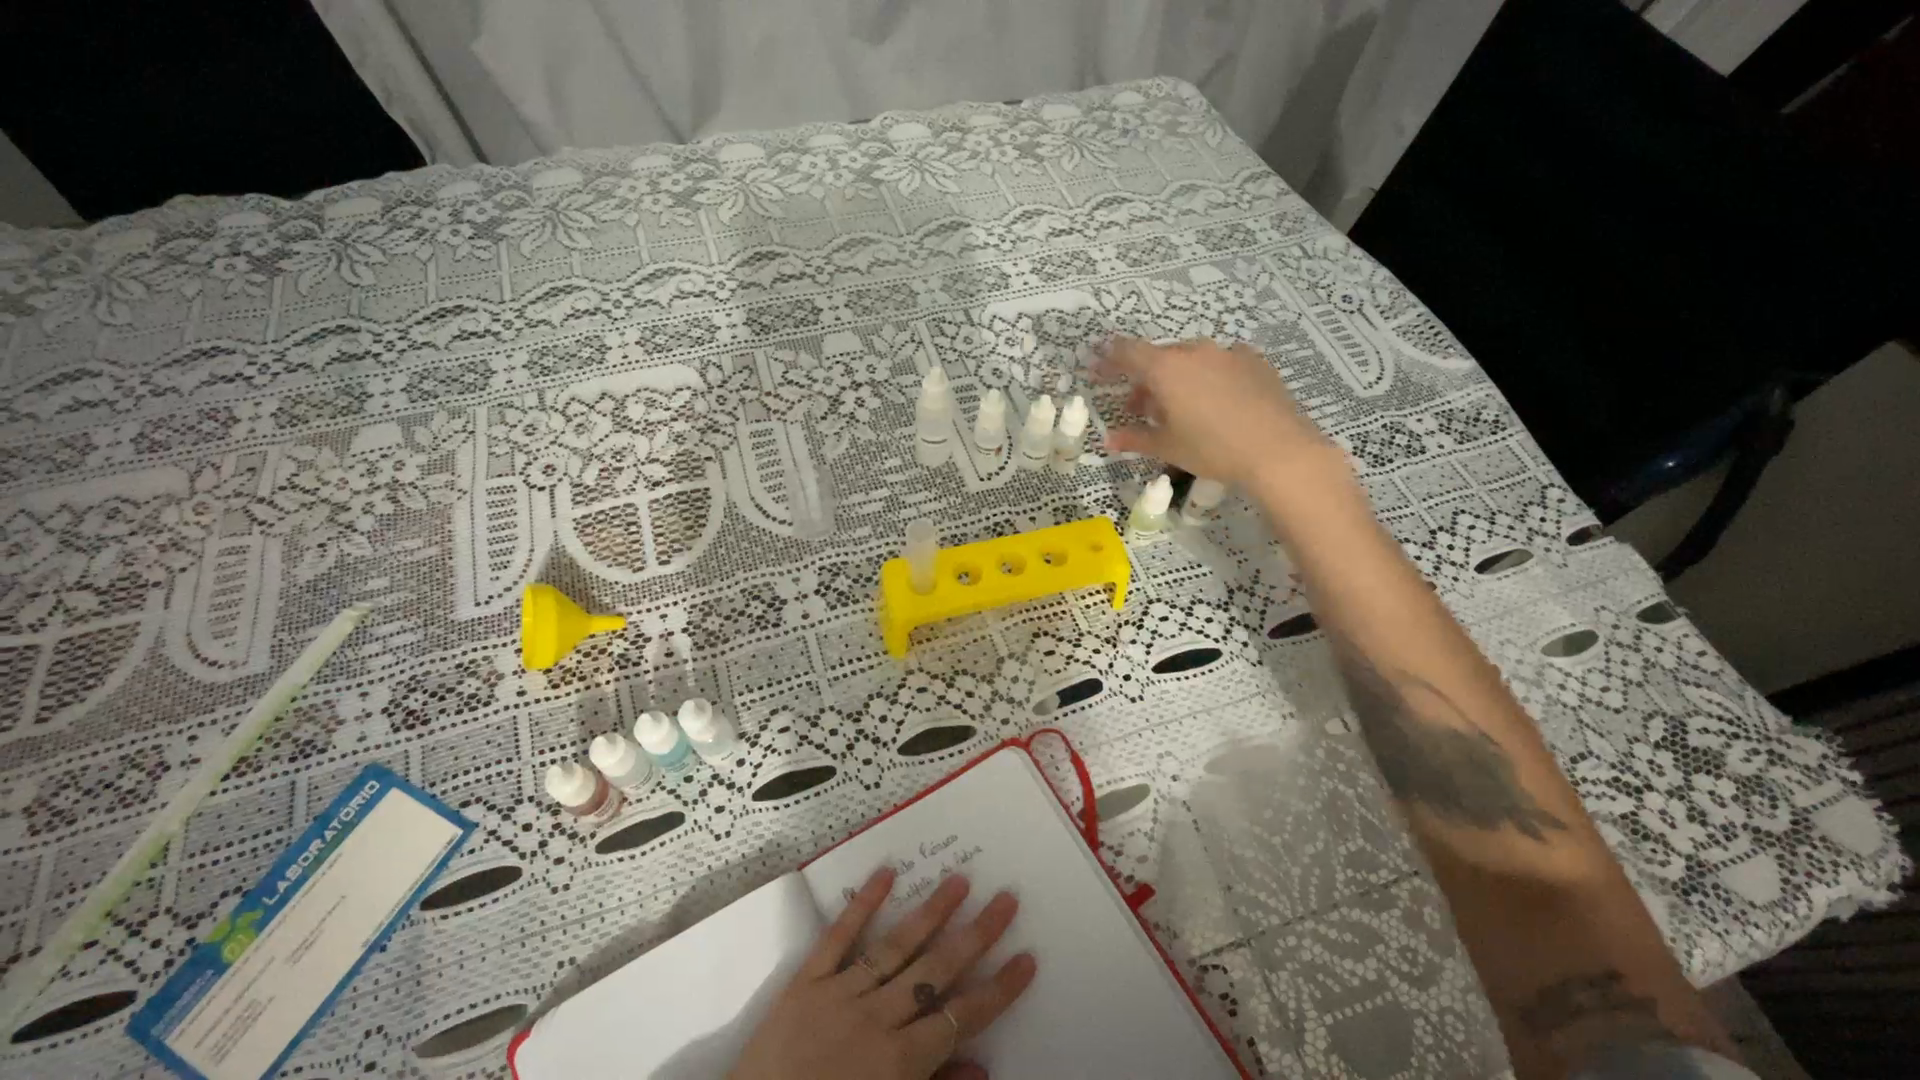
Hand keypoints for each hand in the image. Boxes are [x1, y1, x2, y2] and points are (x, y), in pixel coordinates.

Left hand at [728, 867, 1036, 1079]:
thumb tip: (982, 1069)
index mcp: (899, 1062)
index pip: (961, 1017)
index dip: (998, 989)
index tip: (1026, 960)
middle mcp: (876, 1019)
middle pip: (936, 971)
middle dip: (976, 935)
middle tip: (1005, 900)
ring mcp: (839, 994)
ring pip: (895, 947)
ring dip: (930, 912)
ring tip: (959, 881)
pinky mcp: (805, 982)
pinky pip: (837, 939)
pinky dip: (862, 906)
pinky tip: (884, 874)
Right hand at [1094, 337, 1343, 493]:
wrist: (1279, 450)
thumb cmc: (1213, 449)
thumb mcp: (1168, 448)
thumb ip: (1135, 438)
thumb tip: (1108, 439)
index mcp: (1166, 369)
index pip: (1127, 352)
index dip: (1109, 359)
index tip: (1097, 370)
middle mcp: (1194, 352)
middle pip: (1160, 357)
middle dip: (1146, 379)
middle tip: (1141, 408)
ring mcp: (1228, 353)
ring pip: (1191, 359)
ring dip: (1178, 378)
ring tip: (1181, 407)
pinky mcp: (1255, 362)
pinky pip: (1222, 364)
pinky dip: (1210, 377)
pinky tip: (1217, 401)